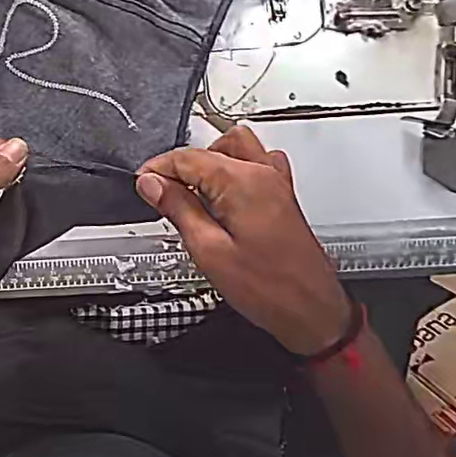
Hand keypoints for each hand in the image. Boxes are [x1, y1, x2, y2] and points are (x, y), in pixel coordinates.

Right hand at [135, 125, 354, 355]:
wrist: (311, 310)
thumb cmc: (269, 288)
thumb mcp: (208, 250)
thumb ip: (177, 208)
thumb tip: (152, 184)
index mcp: (241, 183)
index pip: (187, 158)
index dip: (157, 169)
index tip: (143, 184)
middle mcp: (262, 174)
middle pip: (209, 147)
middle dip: (180, 165)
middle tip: (162, 191)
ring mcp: (275, 183)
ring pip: (235, 146)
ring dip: (208, 161)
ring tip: (189, 191)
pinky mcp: (281, 195)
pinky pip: (256, 162)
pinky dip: (233, 168)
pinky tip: (222, 193)